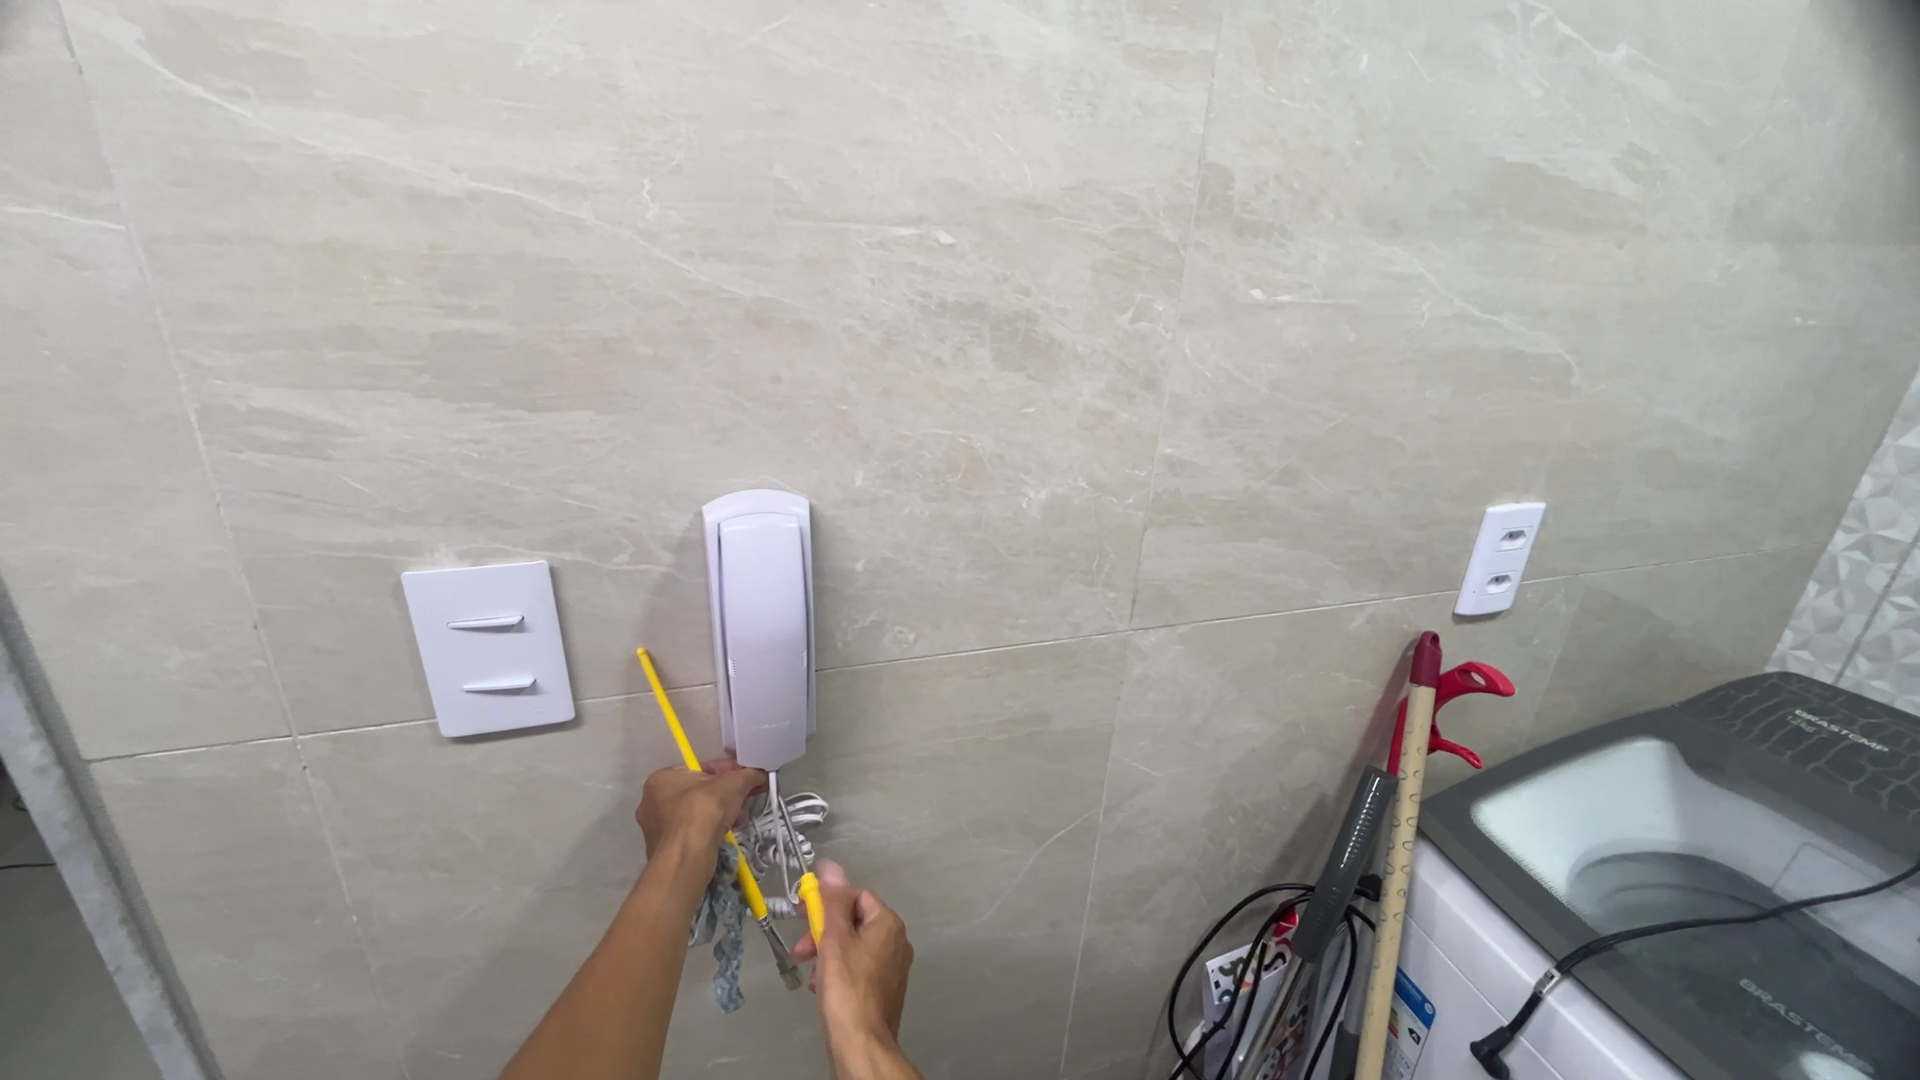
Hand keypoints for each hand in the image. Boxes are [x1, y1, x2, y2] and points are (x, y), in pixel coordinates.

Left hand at [634, 759, 764, 857]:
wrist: (688, 855)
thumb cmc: (704, 809)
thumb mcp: (734, 783)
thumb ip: (748, 774)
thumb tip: (760, 773)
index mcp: (662, 778)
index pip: (700, 769)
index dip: (727, 771)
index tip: (745, 777)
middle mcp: (651, 801)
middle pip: (697, 792)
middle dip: (724, 795)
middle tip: (744, 797)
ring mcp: (655, 828)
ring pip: (694, 814)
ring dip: (718, 813)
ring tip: (739, 817)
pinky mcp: (662, 849)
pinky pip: (690, 832)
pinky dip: (708, 830)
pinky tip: (726, 832)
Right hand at [792, 862, 913, 1049]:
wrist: (862, 1044)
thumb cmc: (847, 987)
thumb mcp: (835, 938)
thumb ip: (833, 902)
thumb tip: (831, 866)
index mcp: (889, 923)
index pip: (857, 896)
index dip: (829, 902)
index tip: (804, 915)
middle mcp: (897, 940)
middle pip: (855, 921)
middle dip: (824, 931)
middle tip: (801, 948)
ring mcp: (893, 966)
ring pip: (854, 945)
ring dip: (828, 952)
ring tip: (810, 971)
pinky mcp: (885, 988)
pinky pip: (858, 967)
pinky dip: (839, 970)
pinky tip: (821, 986)